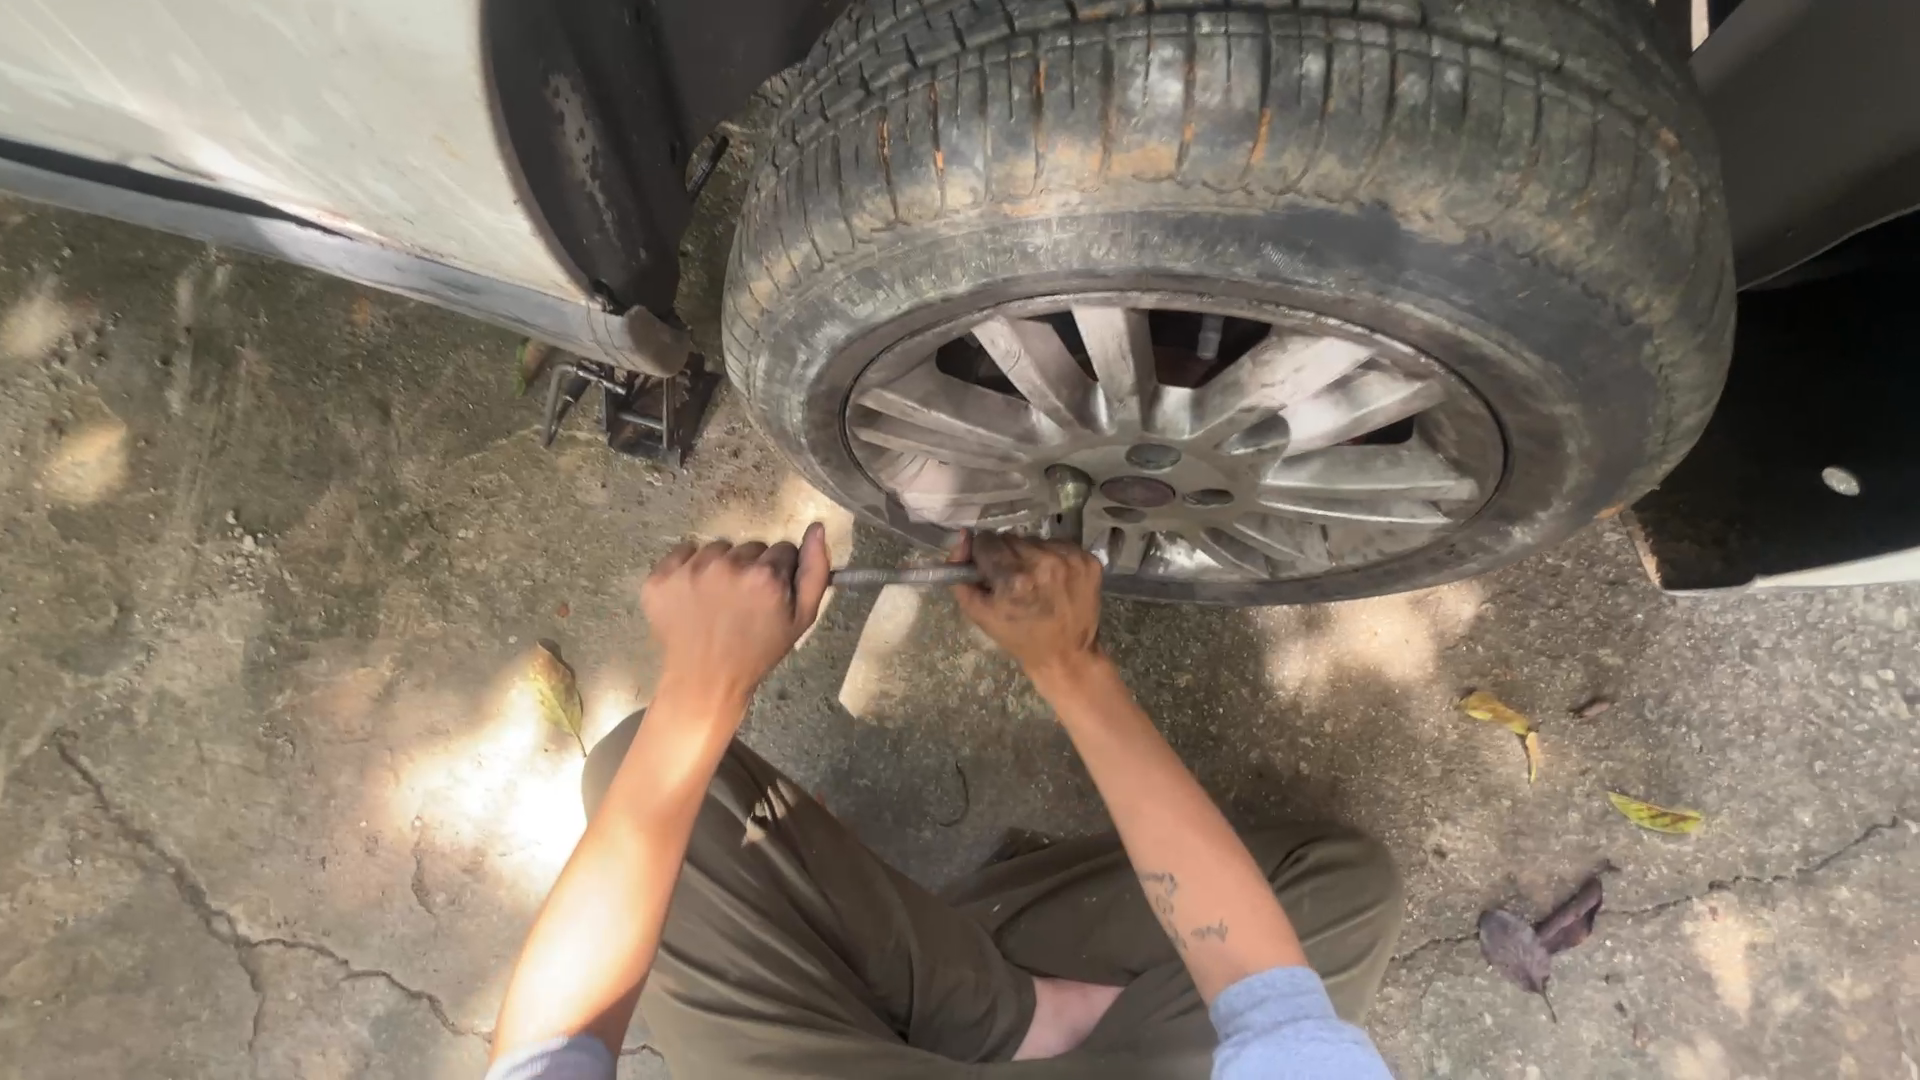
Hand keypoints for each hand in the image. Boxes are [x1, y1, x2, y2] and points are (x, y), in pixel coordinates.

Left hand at [642, 523, 829, 707]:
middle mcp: (728, 565)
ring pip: (718, 548)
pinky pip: (683, 552)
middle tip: (744, 601)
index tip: (771, 594)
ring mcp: (690, 569)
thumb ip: (815, 570)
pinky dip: (689, 567)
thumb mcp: (802, 619)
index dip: (781, 572)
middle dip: (752, 568)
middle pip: (750, 547)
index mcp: (765, 575)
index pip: (783, 550)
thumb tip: (817, 528)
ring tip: (719, 599)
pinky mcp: (662, 576)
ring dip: (722, 566)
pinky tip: (694, 594)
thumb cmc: (759, 651)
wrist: (705, 679)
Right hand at [950, 531, 1103, 682]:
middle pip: (1010, 538)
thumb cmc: (1019, 636)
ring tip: (1035, 581)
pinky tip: (1054, 580)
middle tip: (1013, 580)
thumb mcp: (979, 612)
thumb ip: (961, 575)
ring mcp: (1070, 559)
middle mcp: (1043, 562)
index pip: (986, 541)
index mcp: (1014, 578)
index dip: (984, 555)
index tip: (990, 570)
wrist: (1066, 654)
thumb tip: (962, 537)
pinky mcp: (1088, 559)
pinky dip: (1052, 558)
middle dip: (1006, 556)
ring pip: (1034, 540)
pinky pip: (1058, 544)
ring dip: (1030, 556)